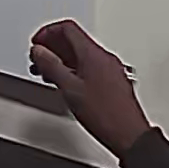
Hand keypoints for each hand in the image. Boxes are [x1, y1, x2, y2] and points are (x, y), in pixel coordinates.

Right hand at [29, 21, 152, 157]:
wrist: (131, 138)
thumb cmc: (105, 115)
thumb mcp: (69, 88)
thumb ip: (51, 65)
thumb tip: (39, 51)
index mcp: (94, 55)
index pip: (68, 29)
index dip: (48, 32)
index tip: (37, 43)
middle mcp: (104, 59)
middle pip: (74, 40)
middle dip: (52, 46)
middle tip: (38, 57)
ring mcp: (110, 71)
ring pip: (80, 54)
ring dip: (61, 59)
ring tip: (47, 71)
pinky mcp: (112, 83)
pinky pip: (89, 66)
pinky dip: (72, 69)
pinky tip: (64, 83)